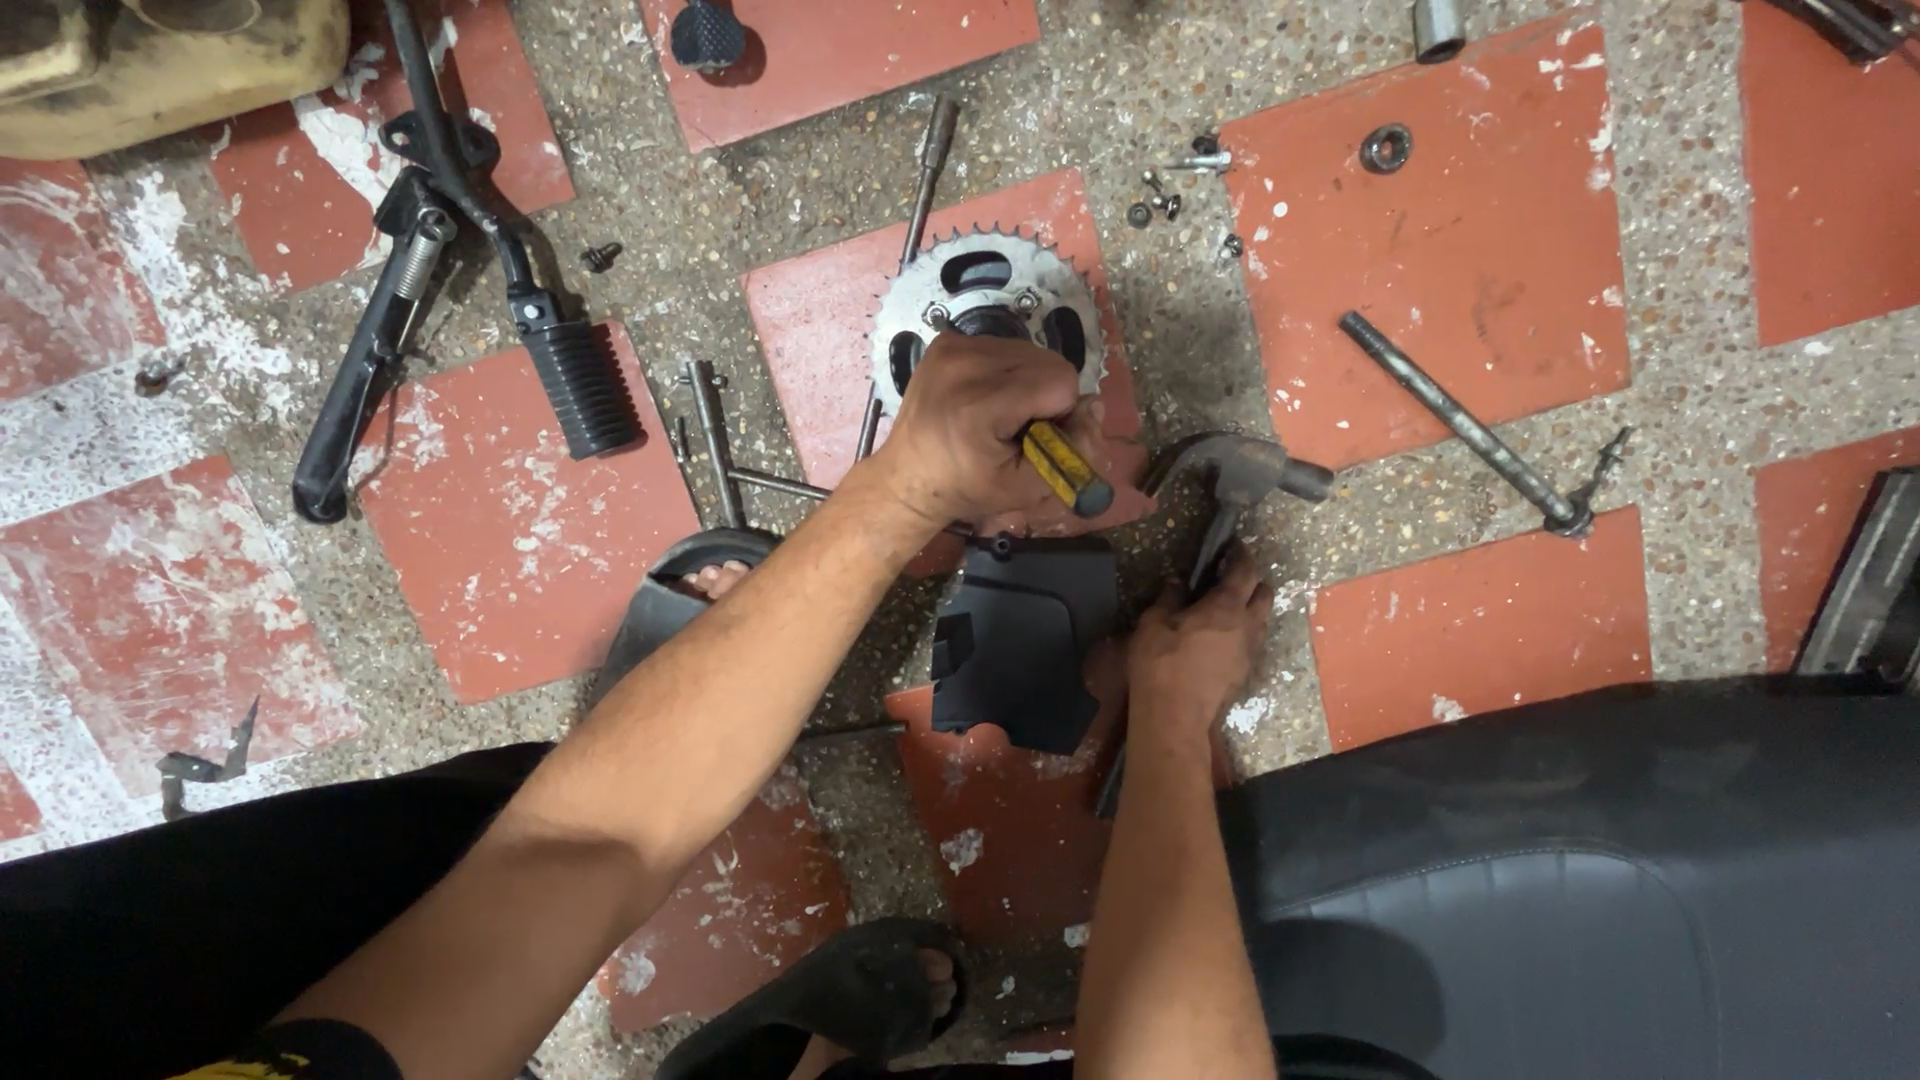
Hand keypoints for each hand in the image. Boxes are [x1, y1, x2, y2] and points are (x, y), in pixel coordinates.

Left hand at [860, 332, 1089, 526]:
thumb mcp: (1026, 488)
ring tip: (1002, 414)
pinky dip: (1005, 371)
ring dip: (1029, 381)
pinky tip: (986, 398)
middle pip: (1049, 362)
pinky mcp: (946, 342)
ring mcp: (953, 348)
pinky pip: (1003, 346)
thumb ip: (1072, 452)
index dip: (1061, 413)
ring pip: (1029, 351)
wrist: (908, 476)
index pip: (1061, 381)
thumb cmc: (966, 488)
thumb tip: (1095, 408)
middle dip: (1048, 396)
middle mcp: (965, 364)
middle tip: (1022, 428)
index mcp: (981, 404)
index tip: (1038, 437)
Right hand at [1127, 542, 1273, 748]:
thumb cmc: (1160, 663)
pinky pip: (1251, 642)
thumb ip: (1169, 598)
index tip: (1232, 545)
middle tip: (1229, 578)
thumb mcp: (1153, 623)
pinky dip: (1242, 632)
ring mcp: (1249, 652)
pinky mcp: (1244, 672)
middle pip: (1265, 594)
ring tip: (1224, 608)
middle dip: (1252, 581)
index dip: (1240, 554)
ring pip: (1262, 620)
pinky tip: (1219, 638)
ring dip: (1250, 608)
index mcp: (1226, 607)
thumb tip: (1177, 582)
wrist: (1175, 714)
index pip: (1245, 571)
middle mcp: (1247, 626)